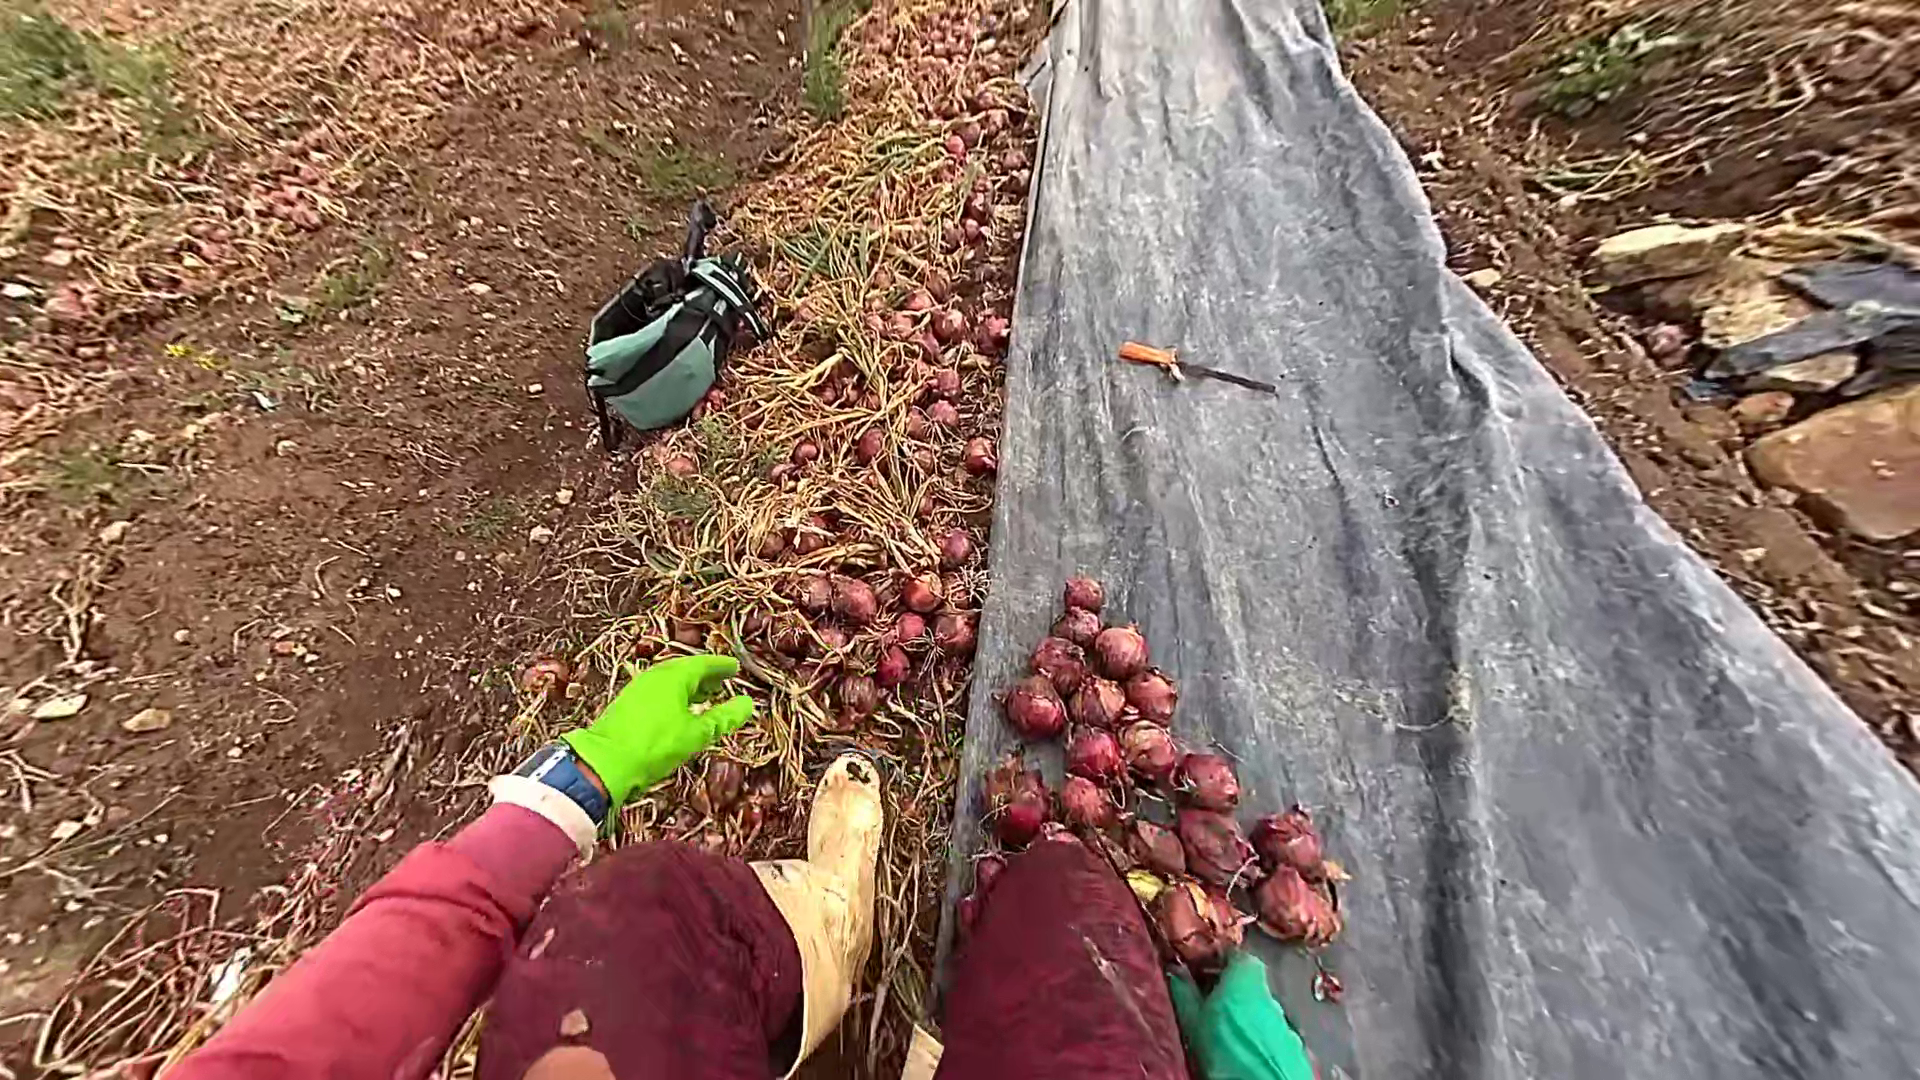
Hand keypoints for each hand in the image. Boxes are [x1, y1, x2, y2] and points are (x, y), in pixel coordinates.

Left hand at [561, 653, 753, 808]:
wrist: (602, 764)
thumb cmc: (655, 744)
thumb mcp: (696, 733)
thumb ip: (723, 718)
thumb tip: (748, 704)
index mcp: (674, 676)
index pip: (704, 663)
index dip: (722, 666)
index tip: (735, 667)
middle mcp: (655, 675)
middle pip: (686, 669)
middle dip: (706, 675)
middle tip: (724, 680)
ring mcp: (638, 688)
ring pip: (671, 681)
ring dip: (690, 686)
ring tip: (706, 695)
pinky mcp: (627, 704)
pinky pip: (659, 691)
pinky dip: (675, 695)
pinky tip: (680, 709)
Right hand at [1167, 953, 1315, 1079]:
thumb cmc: (1225, 1052)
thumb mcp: (1193, 1021)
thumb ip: (1184, 990)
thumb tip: (1174, 968)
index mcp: (1246, 978)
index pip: (1236, 954)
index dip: (1218, 959)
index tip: (1201, 968)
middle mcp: (1271, 996)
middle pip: (1249, 984)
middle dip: (1230, 991)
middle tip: (1209, 1004)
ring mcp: (1287, 1027)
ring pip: (1261, 1012)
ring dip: (1245, 1017)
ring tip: (1225, 1034)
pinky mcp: (1298, 1055)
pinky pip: (1274, 1037)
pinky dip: (1259, 1040)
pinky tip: (1245, 1053)